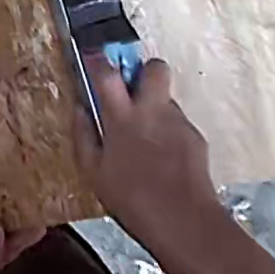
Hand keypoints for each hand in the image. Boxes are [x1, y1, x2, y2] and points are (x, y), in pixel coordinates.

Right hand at [79, 57, 228, 255]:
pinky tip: (166, 159)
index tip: (93, 54)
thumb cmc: (132, 199)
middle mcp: (151, 110)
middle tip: (135, 90)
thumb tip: (79, 108)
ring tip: (149, 138)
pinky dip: (170, 133)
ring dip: (157, 107)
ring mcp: (176, 119)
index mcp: (122, 117)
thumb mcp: (94, 173)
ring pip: (167, 97)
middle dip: (145, 70)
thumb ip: (84, 135)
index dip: (98, 58)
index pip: (107, 73)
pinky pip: (178, 123)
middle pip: (154, 67)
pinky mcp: (195, 134)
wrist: (183, 219)